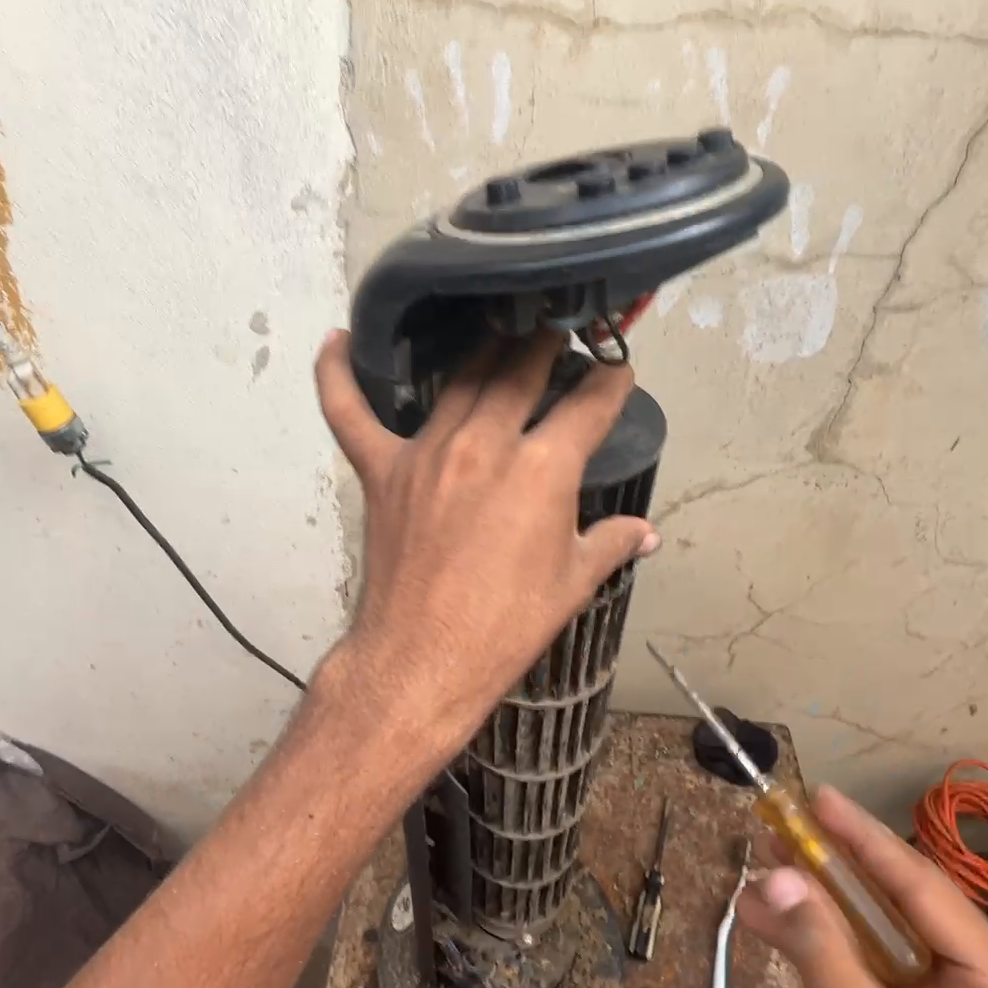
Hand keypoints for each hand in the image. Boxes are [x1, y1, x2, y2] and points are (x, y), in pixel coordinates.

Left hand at [311, 327, 658, 760]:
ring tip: (499, 327)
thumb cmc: (506, 626)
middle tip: (557, 327)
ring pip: (458, 379)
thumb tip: (649, 534)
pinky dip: (338, 376)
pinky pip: (350, 413)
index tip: (616, 372)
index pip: (588, 405)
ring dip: (483, 349)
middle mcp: (484, 443)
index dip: (610, 383)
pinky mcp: (381, 470)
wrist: (424, 661)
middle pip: (520, 369)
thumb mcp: (572, 584)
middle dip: (546, 341)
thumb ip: (612, 544)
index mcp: (542, 469)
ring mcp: (426, 451)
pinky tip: (339, 340)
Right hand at [738, 787, 987, 987]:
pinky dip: (824, 950)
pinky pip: (874, 972)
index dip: (865, 839)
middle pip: (901, 909)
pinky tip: (776, 927)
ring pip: (881, 939)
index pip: (926, 889)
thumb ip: (820, 951)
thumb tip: (773, 875)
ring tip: (759, 881)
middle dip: (831, 874)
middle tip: (775, 833)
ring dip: (817, 912)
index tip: (819, 797)